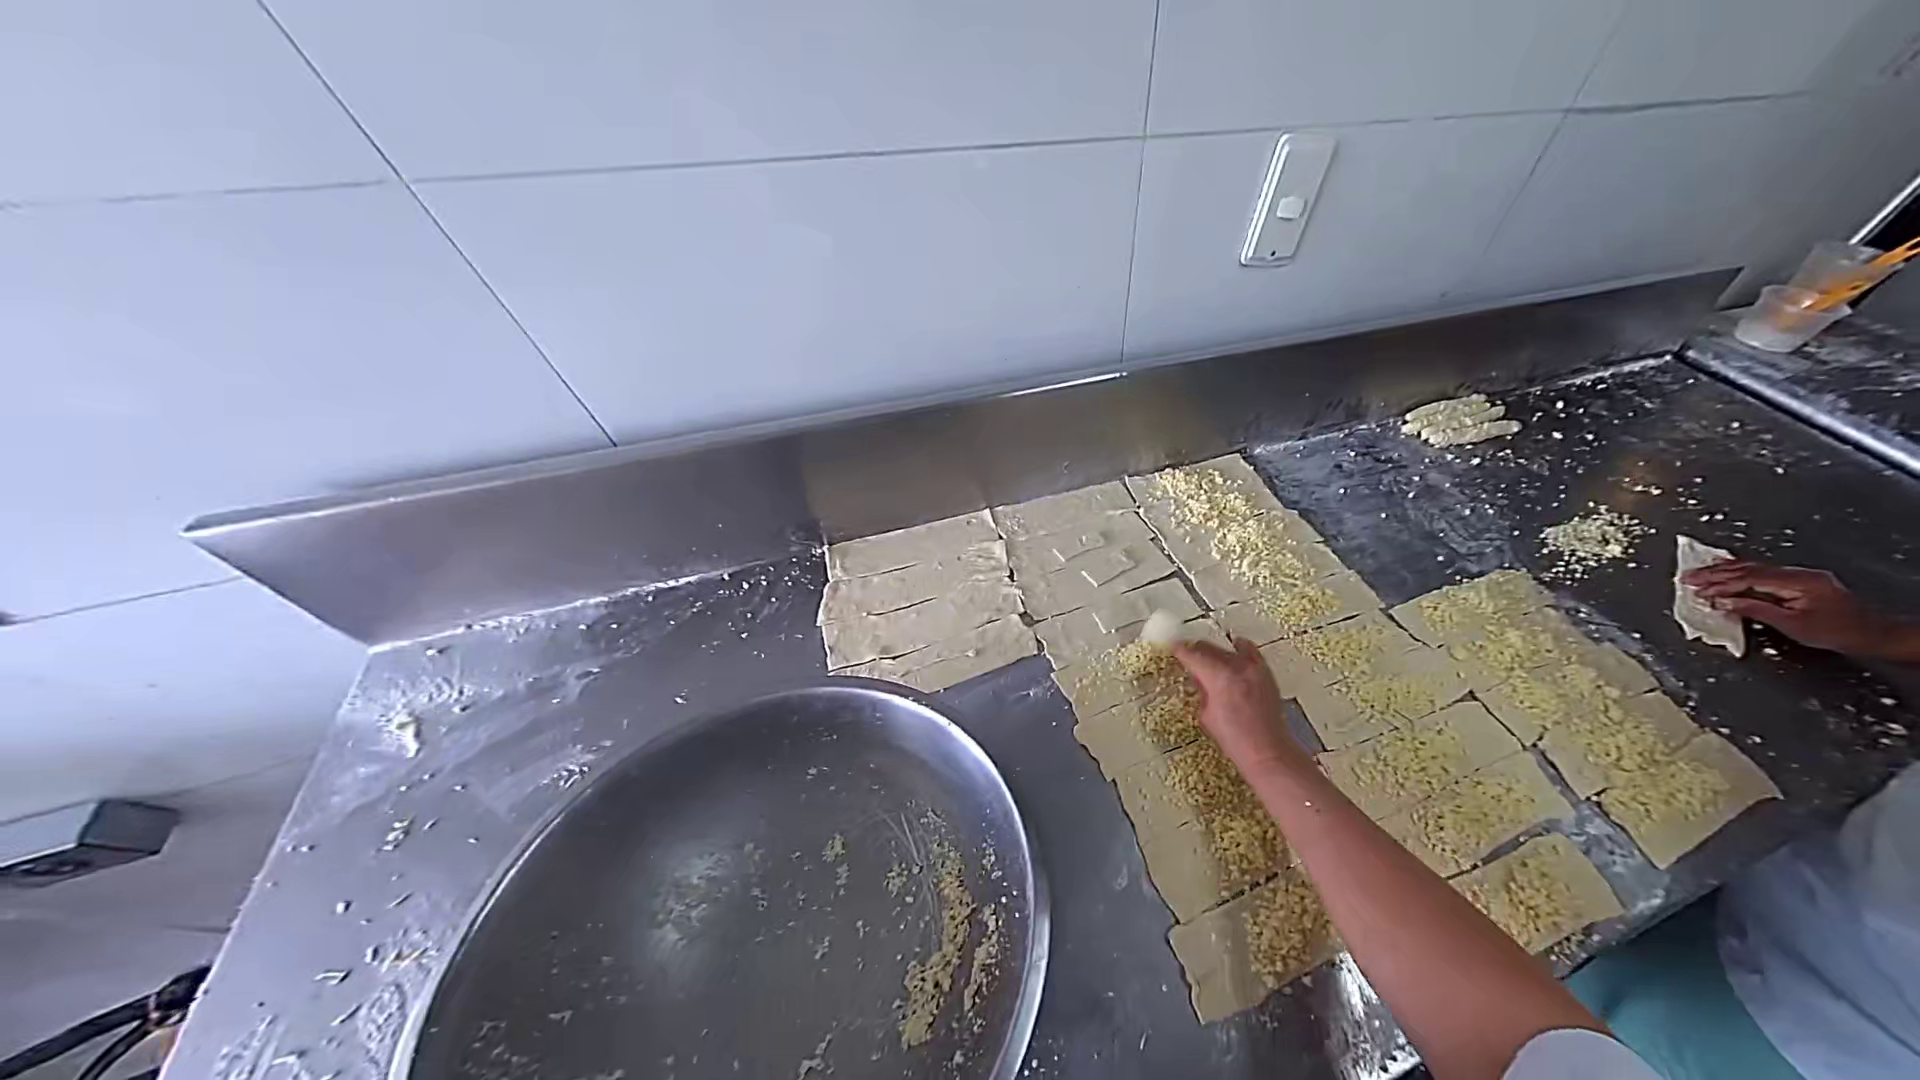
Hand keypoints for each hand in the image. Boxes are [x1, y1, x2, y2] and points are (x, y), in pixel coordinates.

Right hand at [1171, 638, 1310, 772]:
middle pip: (1207, 647)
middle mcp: (1237, 667)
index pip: (1191, 654)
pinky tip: (1234, 650)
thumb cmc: (1235, 739)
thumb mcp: (1206, 714)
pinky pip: (1249, 651)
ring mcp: (1253, 668)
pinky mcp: (1265, 672)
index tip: (1173, 649)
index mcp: (1218, 678)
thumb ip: (1201, 690)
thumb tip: (1198, 677)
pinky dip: (1239, 648)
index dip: (1179, 651)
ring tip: (1208, 661)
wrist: (1267, 750)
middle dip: (1194, 651)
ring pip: (1225, 648)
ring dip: (1213, 652)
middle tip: (1187, 658)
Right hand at [1681, 560, 1915, 658]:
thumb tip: (1723, 601)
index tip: (1698, 590)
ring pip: (1754, 568)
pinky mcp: (1798, 581)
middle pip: (1749, 569)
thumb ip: (1754, 609)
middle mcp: (1800, 574)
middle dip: (1716, 574)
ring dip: (1724, 571)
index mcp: (1799, 582)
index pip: (1749, 579)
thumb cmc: (1837, 632)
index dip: (1720, 585)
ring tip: (1699, 572)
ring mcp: (1800, 576)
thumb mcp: (1791, 624)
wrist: (1874, 635)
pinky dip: (1740, 572)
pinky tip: (1726, 569)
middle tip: (1688, 577)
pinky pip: (1763, 571)